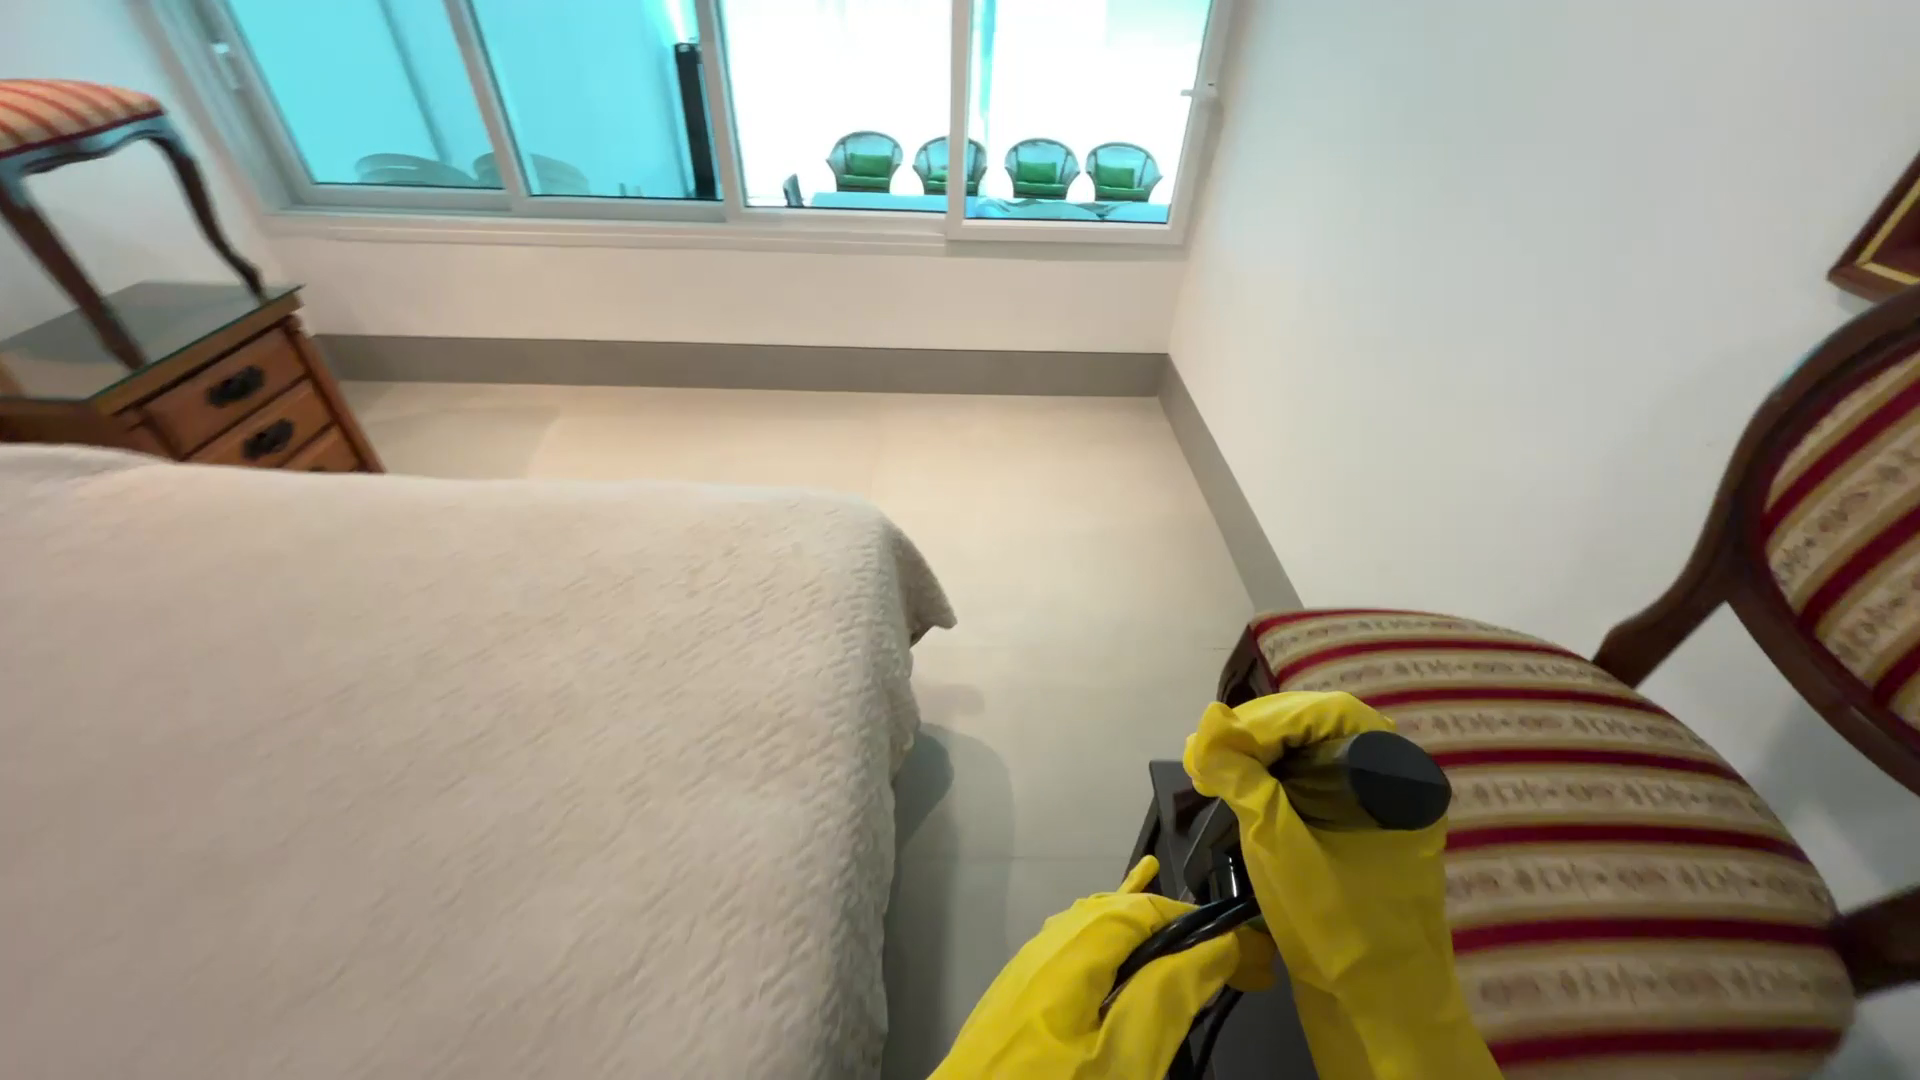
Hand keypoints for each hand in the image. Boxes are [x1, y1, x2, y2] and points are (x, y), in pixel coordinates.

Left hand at [928, 856, 1274, 1079]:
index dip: (1199, 923)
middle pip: (1118, 913)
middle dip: (1176, 927)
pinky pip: (1073, 951)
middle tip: (1232, 954)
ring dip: (1144, 929)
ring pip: (1093, 928)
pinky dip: (1109, 941)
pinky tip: (1119, 949)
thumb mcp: (1124, 1058)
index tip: (1250, 950)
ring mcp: (1026, 971)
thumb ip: (1167, 995)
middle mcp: (1044, 946)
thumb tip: (1218, 945)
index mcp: (1070, 951)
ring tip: (1185, 932)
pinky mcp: (1019, 1000)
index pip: (1144, 910)